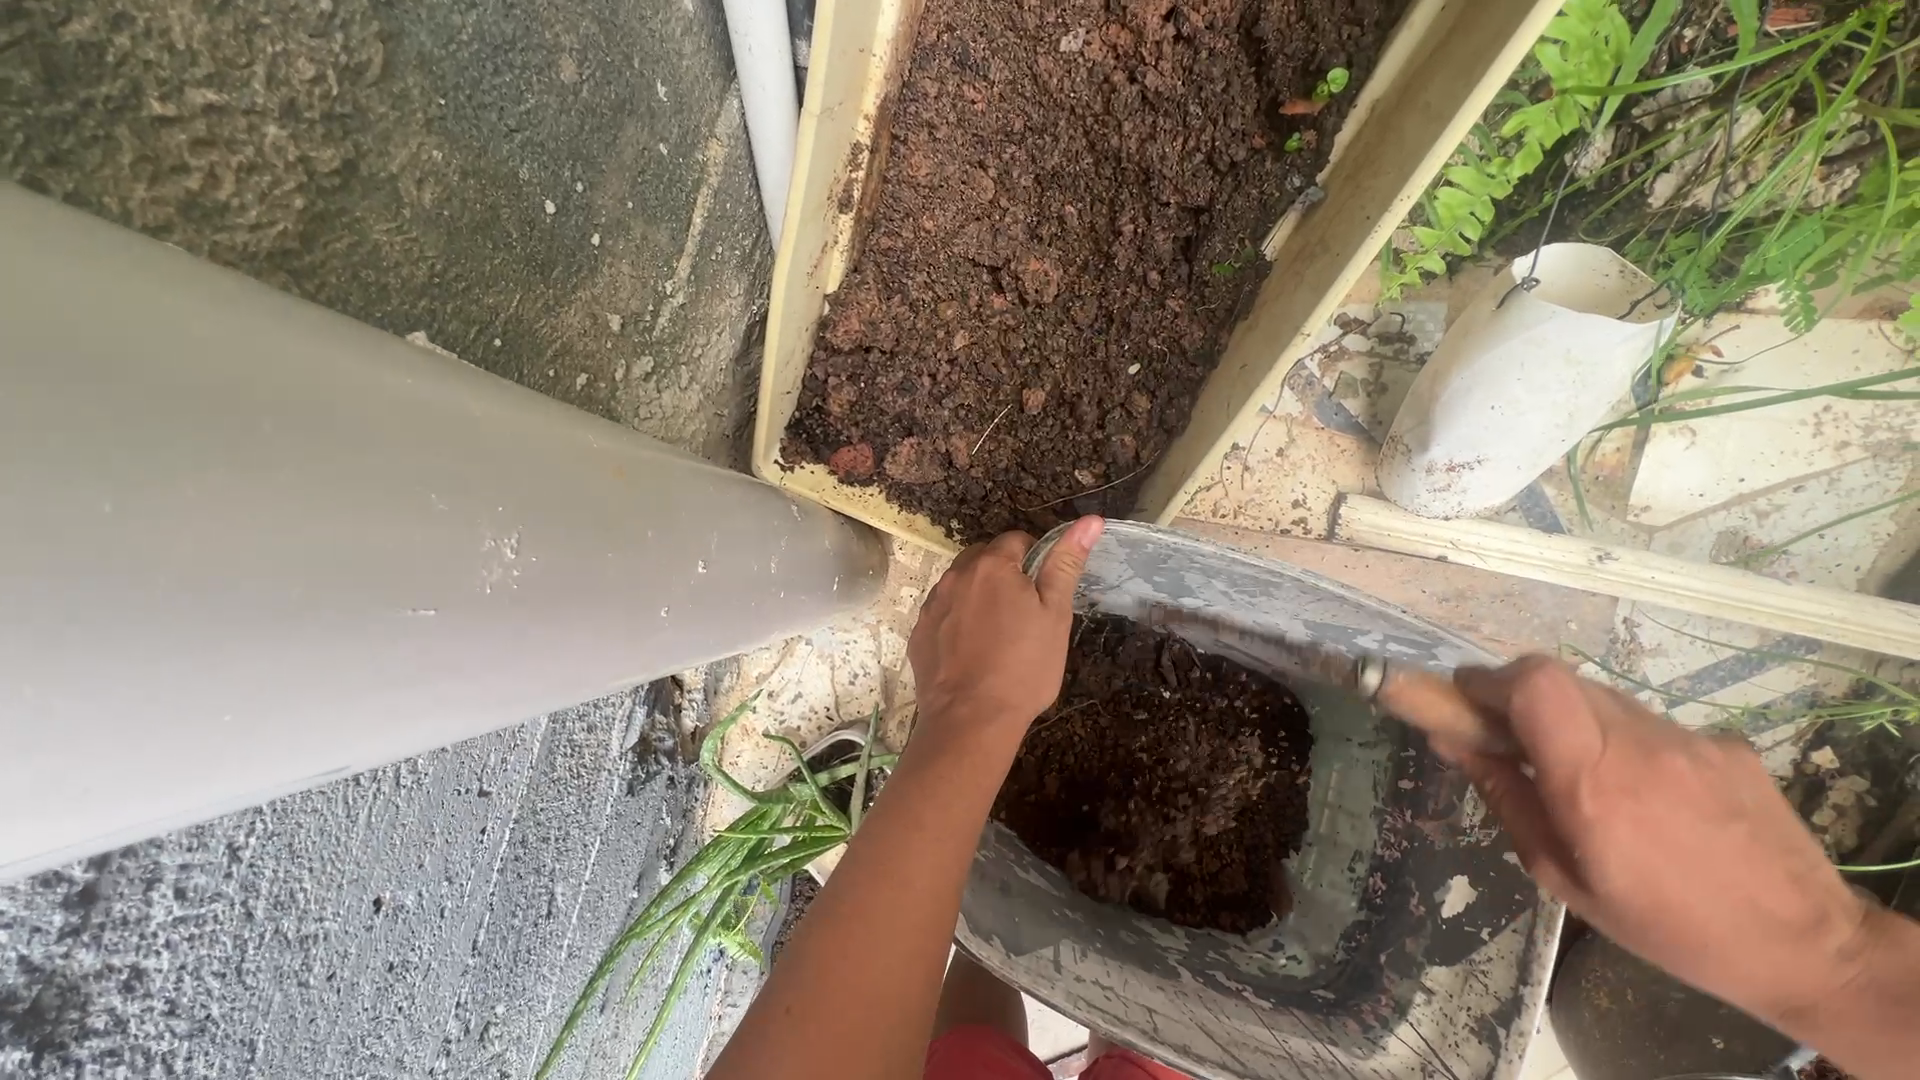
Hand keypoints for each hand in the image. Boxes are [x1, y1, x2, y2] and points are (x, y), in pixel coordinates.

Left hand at [908, 517, 1103, 740]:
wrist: (970, 719)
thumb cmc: (1023, 667)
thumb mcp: (1055, 614)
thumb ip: (1066, 563)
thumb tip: (1090, 520)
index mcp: (992, 565)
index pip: (1016, 540)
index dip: (1035, 560)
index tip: (1043, 591)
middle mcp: (956, 576)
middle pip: (984, 558)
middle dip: (1004, 574)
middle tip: (1024, 614)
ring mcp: (932, 605)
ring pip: (961, 586)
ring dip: (979, 597)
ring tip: (998, 636)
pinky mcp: (919, 633)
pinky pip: (943, 614)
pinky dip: (958, 622)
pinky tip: (973, 652)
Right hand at [1434, 656, 1875, 1035]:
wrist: (1808, 948)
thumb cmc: (1663, 924)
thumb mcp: (1558, 873)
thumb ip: (1503, 796)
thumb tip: (1451, 739)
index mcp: (1591, 781)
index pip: (1533, 684)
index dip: (1487, 680)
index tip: (1462, 699)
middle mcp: (1639, 745)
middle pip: (1556, 677)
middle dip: (1515, 694)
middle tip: (1506, 734)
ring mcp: (1689, 739)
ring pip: (1600, 696)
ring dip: (1568, 716)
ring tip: (1579, 771)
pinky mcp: (1725, 743)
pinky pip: (1648, 722)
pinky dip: (1621, 738)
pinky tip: (1645, 790)